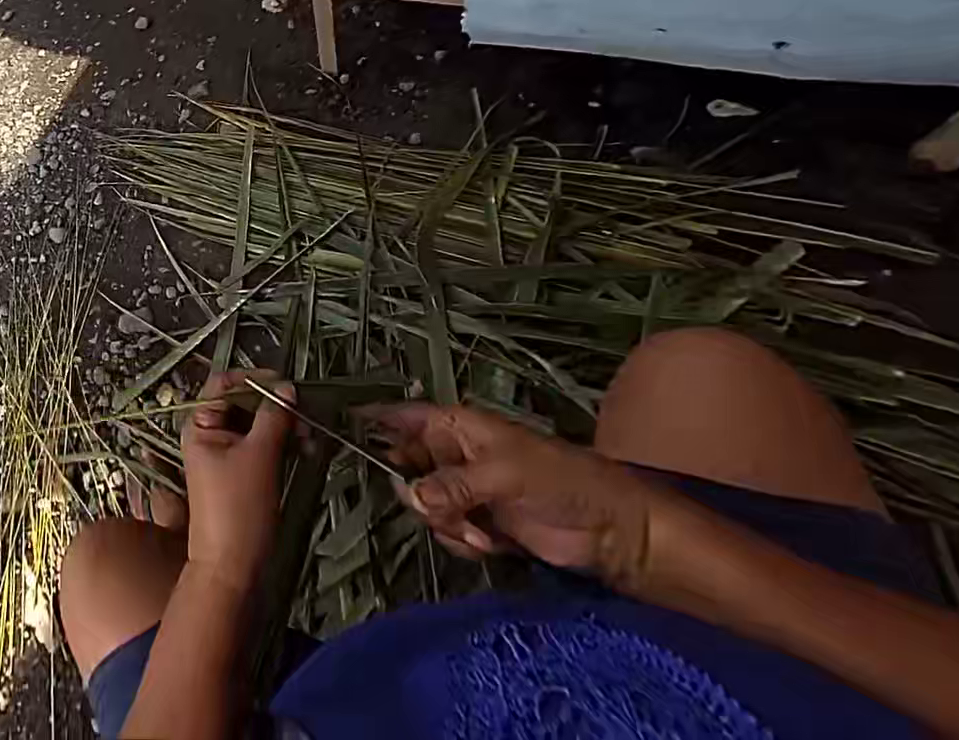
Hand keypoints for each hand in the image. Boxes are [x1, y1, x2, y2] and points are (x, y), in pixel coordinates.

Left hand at [181, 370, 294, 592]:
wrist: (232, 567)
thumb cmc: (238, 508)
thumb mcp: (260, 456)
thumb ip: (273, 417)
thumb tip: (288, 387)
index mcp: (199, 423)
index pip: (223, 384)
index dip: (254, 379)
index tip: (287, 384)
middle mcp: (208, 433)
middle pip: (242, 403)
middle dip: (274, 405)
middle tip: (306, 415)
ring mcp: (224, 452)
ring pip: (255, 424)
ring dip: (282, 424)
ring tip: (310, 436)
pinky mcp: (240, 471)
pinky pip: (261, 444)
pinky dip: (281, 442)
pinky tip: (306, 448)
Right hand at [368, 403, 671, 591]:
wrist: (618, 534)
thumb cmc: (565, 482)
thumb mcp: (505, 474)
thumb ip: (452, 484)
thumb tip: (410, 496)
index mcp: (455, 426)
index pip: (399, 416)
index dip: (369, 419)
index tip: (339, 427)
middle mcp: (450, 453)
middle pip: (402, 465)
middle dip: (415, 491)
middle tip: (436, 506)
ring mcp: (462, 488)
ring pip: (421, 502)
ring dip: (444, 522)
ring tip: (478, 530)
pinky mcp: (475, 520)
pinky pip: (443, 528)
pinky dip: (459, 540)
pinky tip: (488, 542)